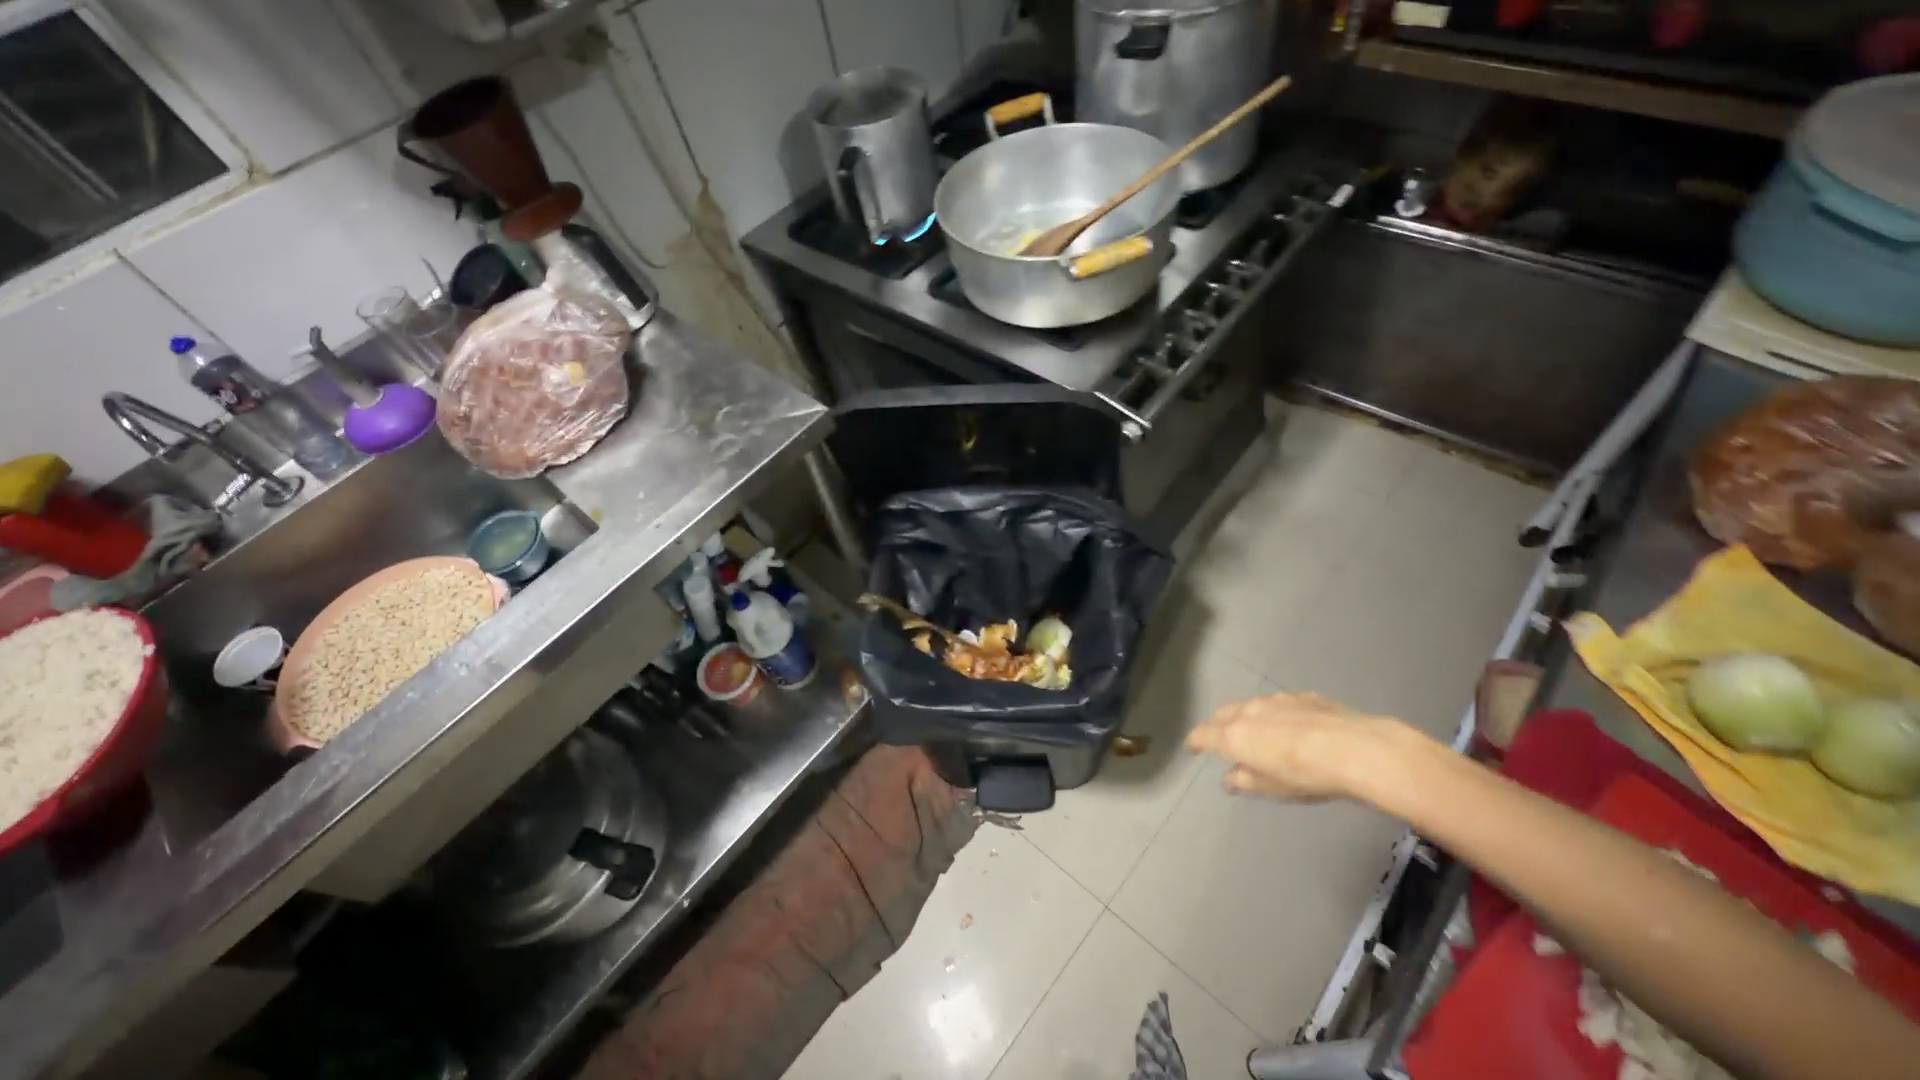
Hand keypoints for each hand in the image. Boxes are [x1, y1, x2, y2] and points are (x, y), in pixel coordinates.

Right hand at [1185, 691, 1413, 802]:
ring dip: (1248, 718)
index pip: (1202, 734)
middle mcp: (1250, 711)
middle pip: (1223, 714)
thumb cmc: (1307, 776)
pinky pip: (1280, 704)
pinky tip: (1294, 728)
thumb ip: (1245, 781)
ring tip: (1260, 734)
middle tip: (1224, 742)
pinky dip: (1277, 715)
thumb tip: (1229, 778)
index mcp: (1235, 735)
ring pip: (1251, 705)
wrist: (1358, 749)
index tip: (1193, 749)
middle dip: (1218, 727)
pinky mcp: (1305, 696)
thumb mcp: (1273, 788)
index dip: (1195, 742)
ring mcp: (1278, 699)